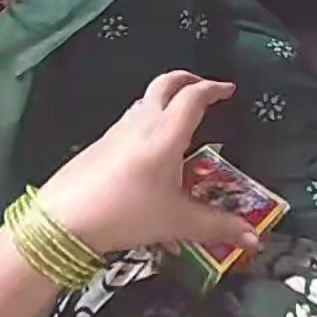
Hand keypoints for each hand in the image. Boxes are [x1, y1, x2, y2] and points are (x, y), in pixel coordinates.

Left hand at [37, 71, 261, 254]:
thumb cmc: (124, 214)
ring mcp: (119, 129)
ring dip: (167, 95)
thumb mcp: (178, 222)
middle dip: (188, 79)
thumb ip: (218, 227)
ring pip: (147, 97)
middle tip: (205, 87)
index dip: (213, 88)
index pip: (193, 97)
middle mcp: (142, 123)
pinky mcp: (103, 141)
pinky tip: (151, 140)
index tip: (227, 89)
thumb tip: (251, 236)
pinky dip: (149, 114)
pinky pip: (132, 116)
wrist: (65, 218)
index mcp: (165, 134)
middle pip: (166, 83)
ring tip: (181, 112)